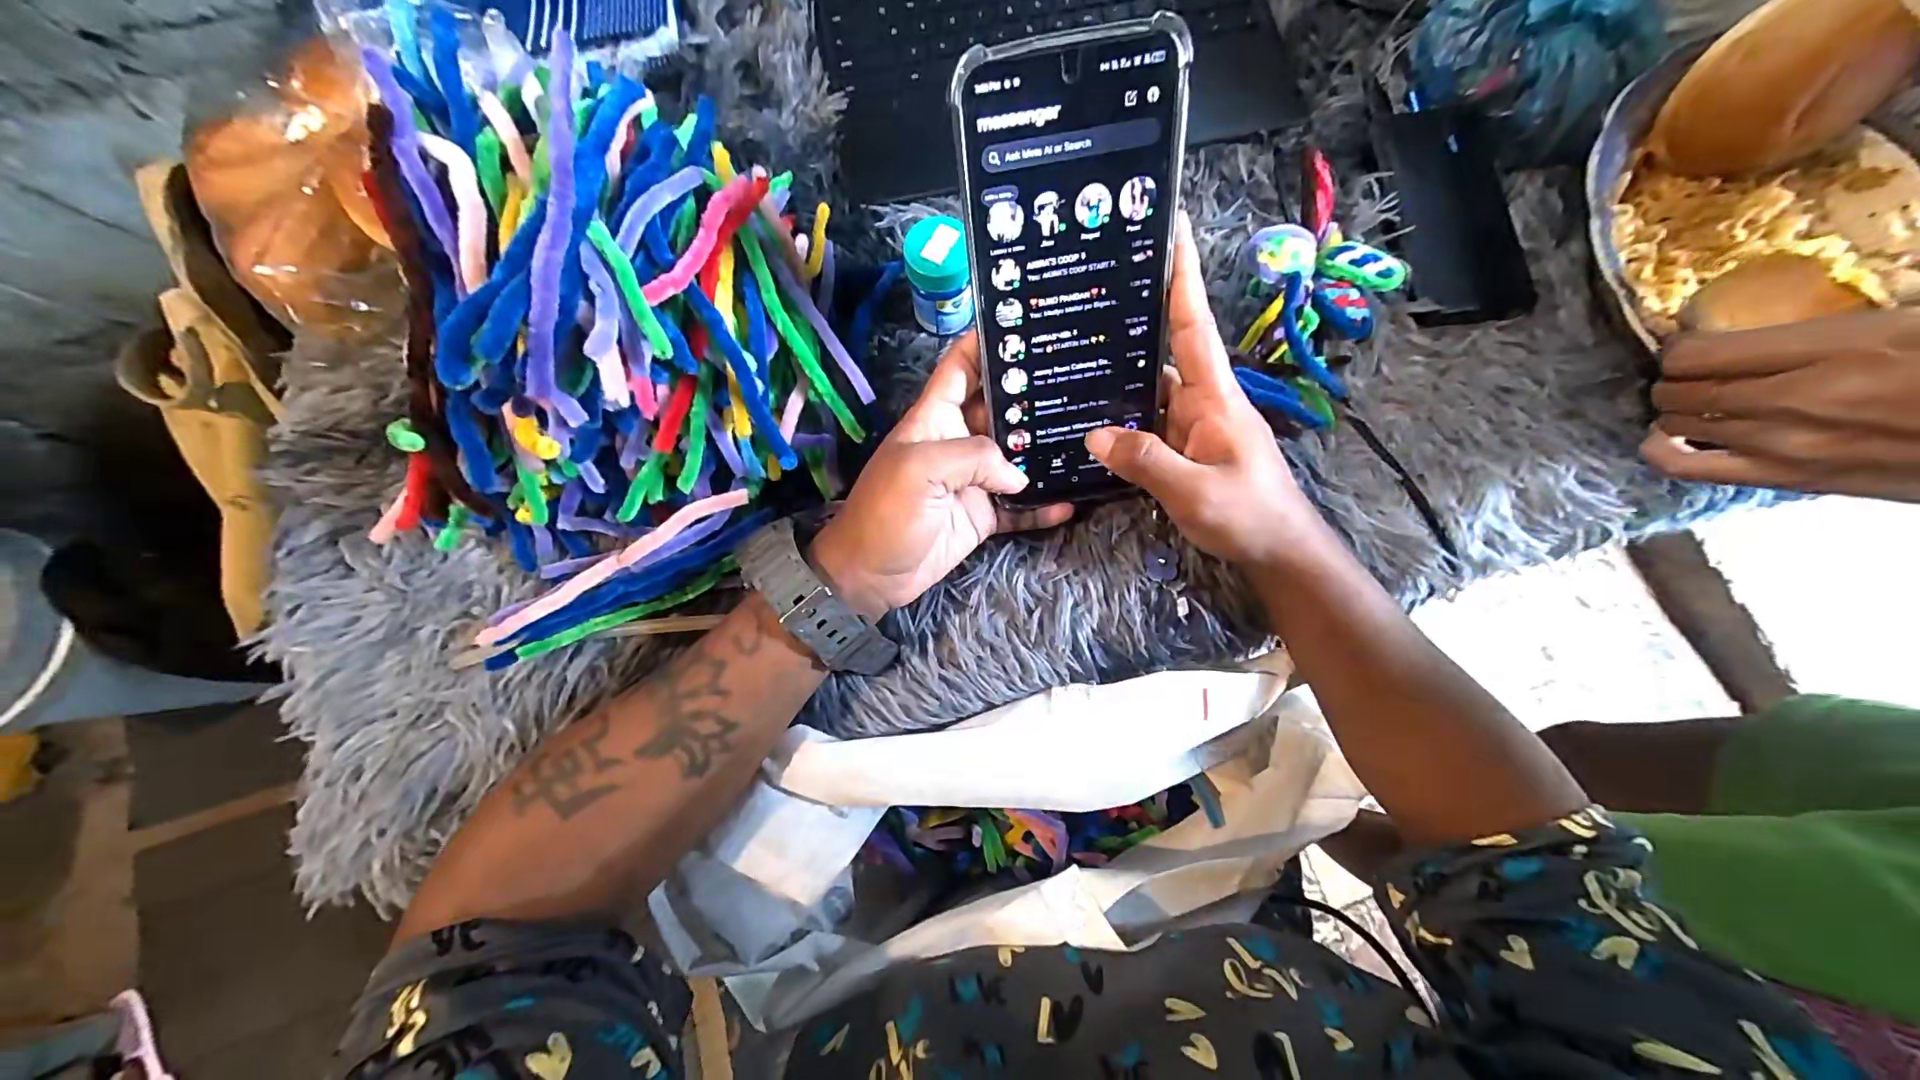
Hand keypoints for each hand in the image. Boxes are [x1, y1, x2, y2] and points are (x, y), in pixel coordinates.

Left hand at [809, 333, 1074, 616]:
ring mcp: (972, 480)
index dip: (985, 343)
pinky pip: (1019, 507)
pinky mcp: (982, 515)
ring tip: (1087, 437)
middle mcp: (957, 442)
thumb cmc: (886, 514)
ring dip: (1045, 450)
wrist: (871, 575)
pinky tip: (1071, 501)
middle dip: (1032, 396)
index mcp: (934, 419)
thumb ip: (974, 457)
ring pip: (1016, 457)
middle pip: (999, 409)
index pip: (960, 368)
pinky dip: (1043, 506)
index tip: (1025, 325)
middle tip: (1079, 381)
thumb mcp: (920, 469)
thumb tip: (1018, 475)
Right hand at [1083, 212, 1327, 567]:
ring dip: (1120, 371)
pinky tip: (1090, 415)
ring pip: (1149, 387)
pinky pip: (1146, 421)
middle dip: (1136, 315)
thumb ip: (1146, 461)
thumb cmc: (1249, 515)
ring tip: (1074, 350)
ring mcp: (1191, 424)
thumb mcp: (1195, 491)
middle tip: (1093, 290)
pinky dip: (1121, 416)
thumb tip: (1094, 435)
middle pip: (1164, 348)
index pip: (1194, 325)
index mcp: (1214, 396)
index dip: (1183, 276)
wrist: (1278, 550)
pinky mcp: (1183, 447)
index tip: (1170, 228)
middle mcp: (1201, 400)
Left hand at [1643, 307, 1919, 500]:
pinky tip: (1668, 439)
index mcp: (1838, 347)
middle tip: (1689, 372)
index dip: (1679, 346)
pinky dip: (1663, 452)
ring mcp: (1785, 445)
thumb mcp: (1917, 318)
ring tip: (1690, 399)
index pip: (1698, 353)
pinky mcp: (1792, 481)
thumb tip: (1785, 320)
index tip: (1689, 340)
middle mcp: (1794, 400)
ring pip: (1676, 425)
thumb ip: (1844, 319)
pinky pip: (1689, 469)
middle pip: (1679, 390)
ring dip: (1671, 410)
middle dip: (1671, 378)